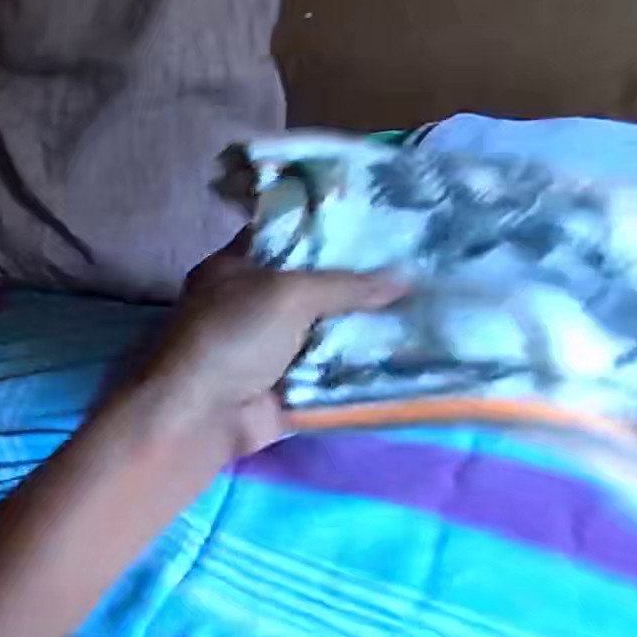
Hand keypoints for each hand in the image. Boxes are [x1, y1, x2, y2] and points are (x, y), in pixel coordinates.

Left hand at [124, 230, 405, 459]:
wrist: (201, 413)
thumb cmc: (232, 335)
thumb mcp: (286, 294)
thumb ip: (344, 284)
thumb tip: (403, 278)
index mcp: (233, 268)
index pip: (282, 236)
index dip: (326, 228)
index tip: (383, 223)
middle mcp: (249, 303)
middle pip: (312, 285)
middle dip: (361, 281)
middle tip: (423, 266)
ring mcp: (268, 346)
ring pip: (327, 330)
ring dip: (370, 327)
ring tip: (435, 308)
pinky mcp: (286, 385)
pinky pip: (333, 372)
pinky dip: (366, 368)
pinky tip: (419, 354)